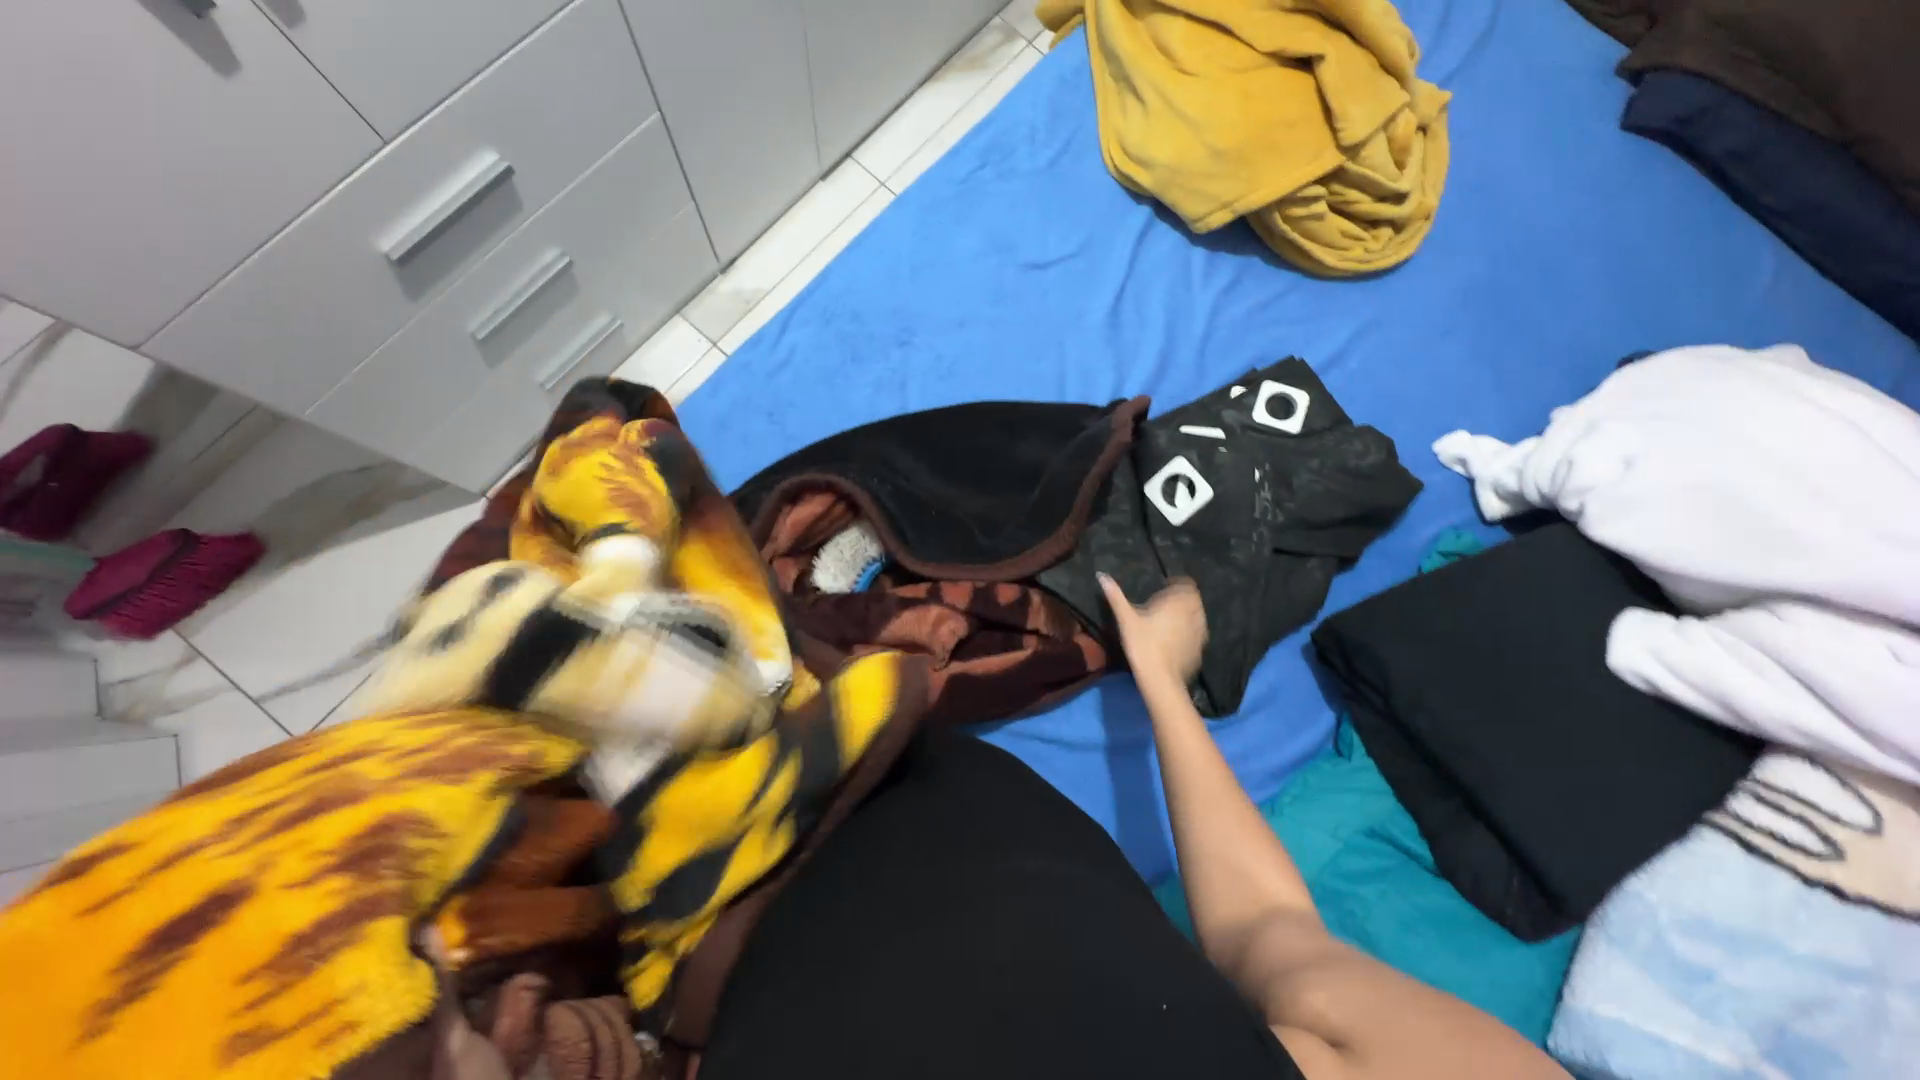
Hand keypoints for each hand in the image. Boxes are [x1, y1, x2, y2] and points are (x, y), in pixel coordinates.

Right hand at [1098, 574, 1206, 689]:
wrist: (1160, 678)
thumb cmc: (1142, 644)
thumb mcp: (1126, 619)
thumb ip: (1115, 596)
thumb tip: (1101, 575)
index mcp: (1179, 601)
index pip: (1186, 584)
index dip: (1176, 585)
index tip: (1163, 590)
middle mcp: (1194, 613)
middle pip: (1193, 600)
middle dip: (1181, 600)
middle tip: (1163, 607)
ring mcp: (1200, 632)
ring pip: (1196, 617)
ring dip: (1186, 616)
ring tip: (1168, 624)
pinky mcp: (1200, 649)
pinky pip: (1196, 634)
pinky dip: (1188, 633)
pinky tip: (1173, 642)